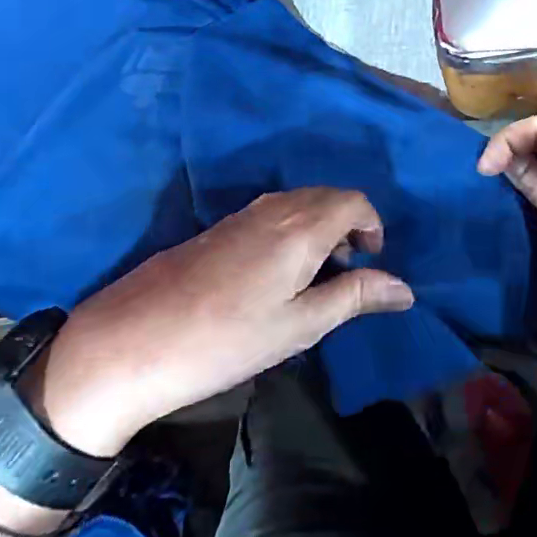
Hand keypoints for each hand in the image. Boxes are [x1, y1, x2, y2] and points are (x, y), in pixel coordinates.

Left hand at [28, 189, 414, 456]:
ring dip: (319, 226)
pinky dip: (292, 230)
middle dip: (349, 223)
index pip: (354, 200)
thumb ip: (354, 297)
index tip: (371, 260)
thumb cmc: (227, 339)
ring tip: (315, 275)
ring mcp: (242, 214)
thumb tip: (406, 289)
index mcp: (301, 226)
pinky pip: (272, 213)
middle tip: (348, 270)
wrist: (131, 341)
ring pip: (298, 203)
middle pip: (327, 196)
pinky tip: (275, 274)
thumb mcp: (300, 326)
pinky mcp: (218, 228)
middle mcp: (275, 208)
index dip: (372, 225)